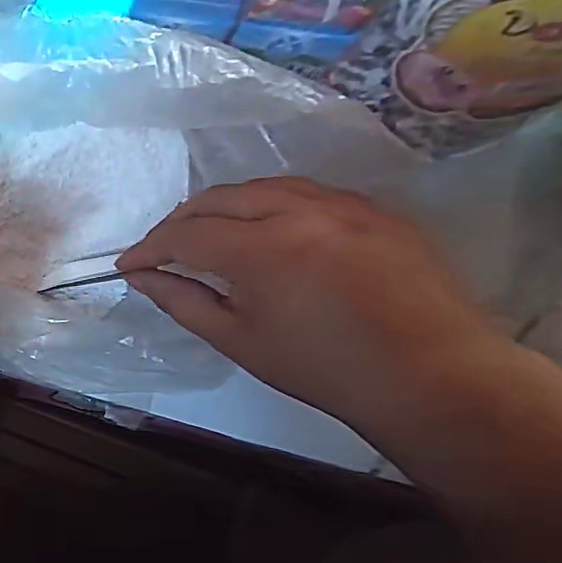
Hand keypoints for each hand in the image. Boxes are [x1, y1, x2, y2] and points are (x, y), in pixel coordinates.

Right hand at [117, 177, 513, 428]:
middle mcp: (300, 210)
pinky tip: (264, 229)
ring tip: (205, 234)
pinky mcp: (373, 207)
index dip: (149, 248)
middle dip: (179, 221)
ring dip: (221, 206)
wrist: (433, 376)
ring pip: (260, 186)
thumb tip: (142, 278)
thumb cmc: (325, 369)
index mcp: (264, 249)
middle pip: (218, 198)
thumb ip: (183, 301)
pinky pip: (303, 191)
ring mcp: (342, 203)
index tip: (128, 266)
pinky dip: (267, 204)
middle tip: (160, 251)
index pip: (186, 234)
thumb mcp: (240, 340)